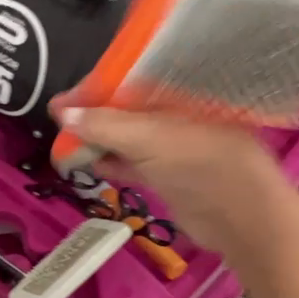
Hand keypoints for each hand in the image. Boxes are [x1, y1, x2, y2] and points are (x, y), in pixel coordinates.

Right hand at [51, 96, 298, 255]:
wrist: (240, 219)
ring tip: (65, 142)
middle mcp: (179, 114)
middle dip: (93, 113)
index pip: (133, 79)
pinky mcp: (170, 175)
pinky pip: (134, 162)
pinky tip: (88, 162)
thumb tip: (63, 114)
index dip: (97, 85)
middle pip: (128, 108)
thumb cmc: (201, 165)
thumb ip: (106, 126)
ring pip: (128, 137)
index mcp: (182, 93)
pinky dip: (111, 161)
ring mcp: (175, 146)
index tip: (63, 98)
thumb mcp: (149, 138)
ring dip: (99, 139)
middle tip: (58, 118)